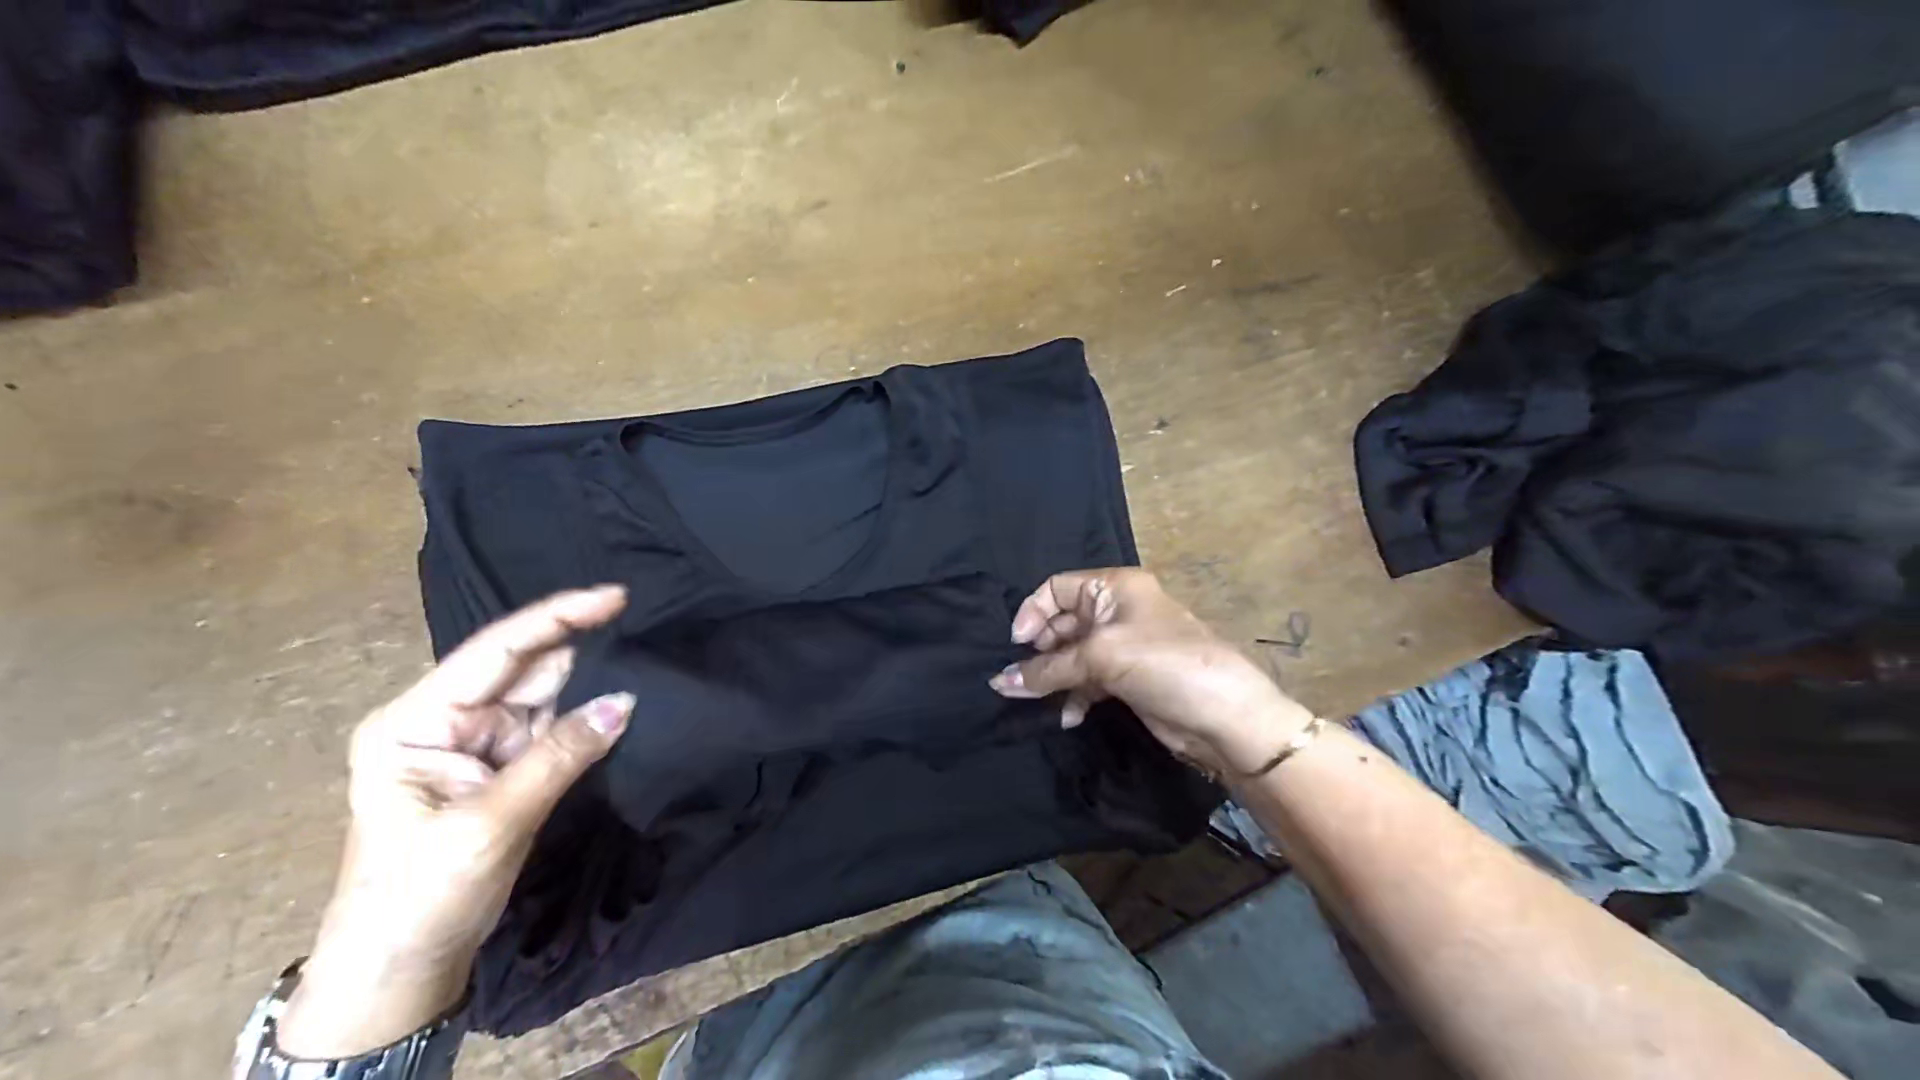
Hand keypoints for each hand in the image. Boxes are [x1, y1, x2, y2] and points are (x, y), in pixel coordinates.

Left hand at [276, 586, 634, 1057]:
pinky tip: (623, 696)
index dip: (557, 618)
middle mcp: (446, 718)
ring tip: (643, 655)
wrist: (402, 967)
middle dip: (582, 644)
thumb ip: (561, 755)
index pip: (496, 651)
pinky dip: (589, 712)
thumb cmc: (421, 895)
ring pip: (547, 692)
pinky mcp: (507, 763)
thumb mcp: (491, 823)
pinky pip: (556, 724)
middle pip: (525, 665)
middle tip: (643, 624)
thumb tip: (626, 703)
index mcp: (415, 720)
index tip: (616, 596)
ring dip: (592, 678)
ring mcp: (479, 740)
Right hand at [990, 568, 1314, 776]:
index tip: (1018, 646)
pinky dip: (1073, 695)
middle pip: (1061, 623)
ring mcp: (1122, 645)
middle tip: (1024, 677)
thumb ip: (1047, 669)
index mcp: (1114, 587)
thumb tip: (999, 682)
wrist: (1224, 717)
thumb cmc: (1163, 664)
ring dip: (1053, 677)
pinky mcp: (1126, 678)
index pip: (1056, 588)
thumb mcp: (1101, 657)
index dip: (1033, 613)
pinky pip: (1086, 680)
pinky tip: (1067, 715)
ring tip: (1037, 700)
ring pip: (1071, 655)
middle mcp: (1116, 610)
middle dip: (1040, 651)